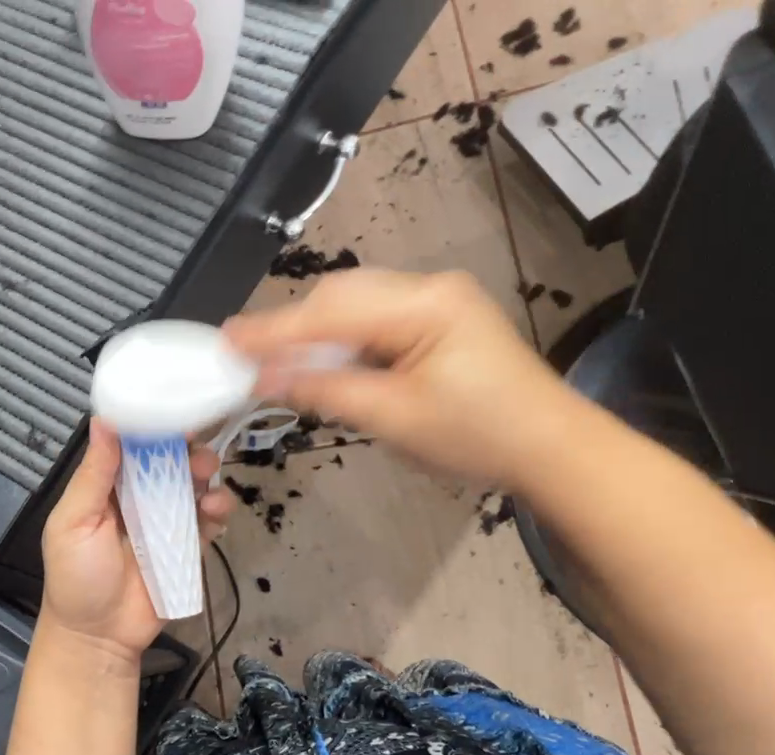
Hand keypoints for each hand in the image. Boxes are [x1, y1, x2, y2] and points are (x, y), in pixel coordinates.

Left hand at [39, 422, 233, 660]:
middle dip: (189, 451)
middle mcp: (137, 498)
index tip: (175, 410)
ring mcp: (165, 523)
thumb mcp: (73, 521)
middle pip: (170, 462)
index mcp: (106, 487)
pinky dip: (217, 510)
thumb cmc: (76, 577)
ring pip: (194, 487)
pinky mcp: (187, 547)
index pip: (133, 446)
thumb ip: (93, 474)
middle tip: (199, 451)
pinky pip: (208, 521)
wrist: (98, 636)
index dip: (154, 427)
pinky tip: (215, 511)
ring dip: (207, 477)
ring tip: (208, 481)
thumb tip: (104, 421)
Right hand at [223, 269, 589, 488]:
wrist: (549, 446)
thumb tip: (265, 378)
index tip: (225, 342)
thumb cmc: (478, 436)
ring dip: (310, 331)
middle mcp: (428, 289)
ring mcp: (434, 300)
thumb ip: (325, 391)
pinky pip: (369, 317)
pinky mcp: (434, 318)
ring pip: (350, 303)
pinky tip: (318, 361)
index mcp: (425, 307)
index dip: (273, 330)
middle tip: (242, 355)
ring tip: (272, 361)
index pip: (330, 314)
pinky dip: (335, 337)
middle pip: (338, 296)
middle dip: (288, 326)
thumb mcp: (394, 418)